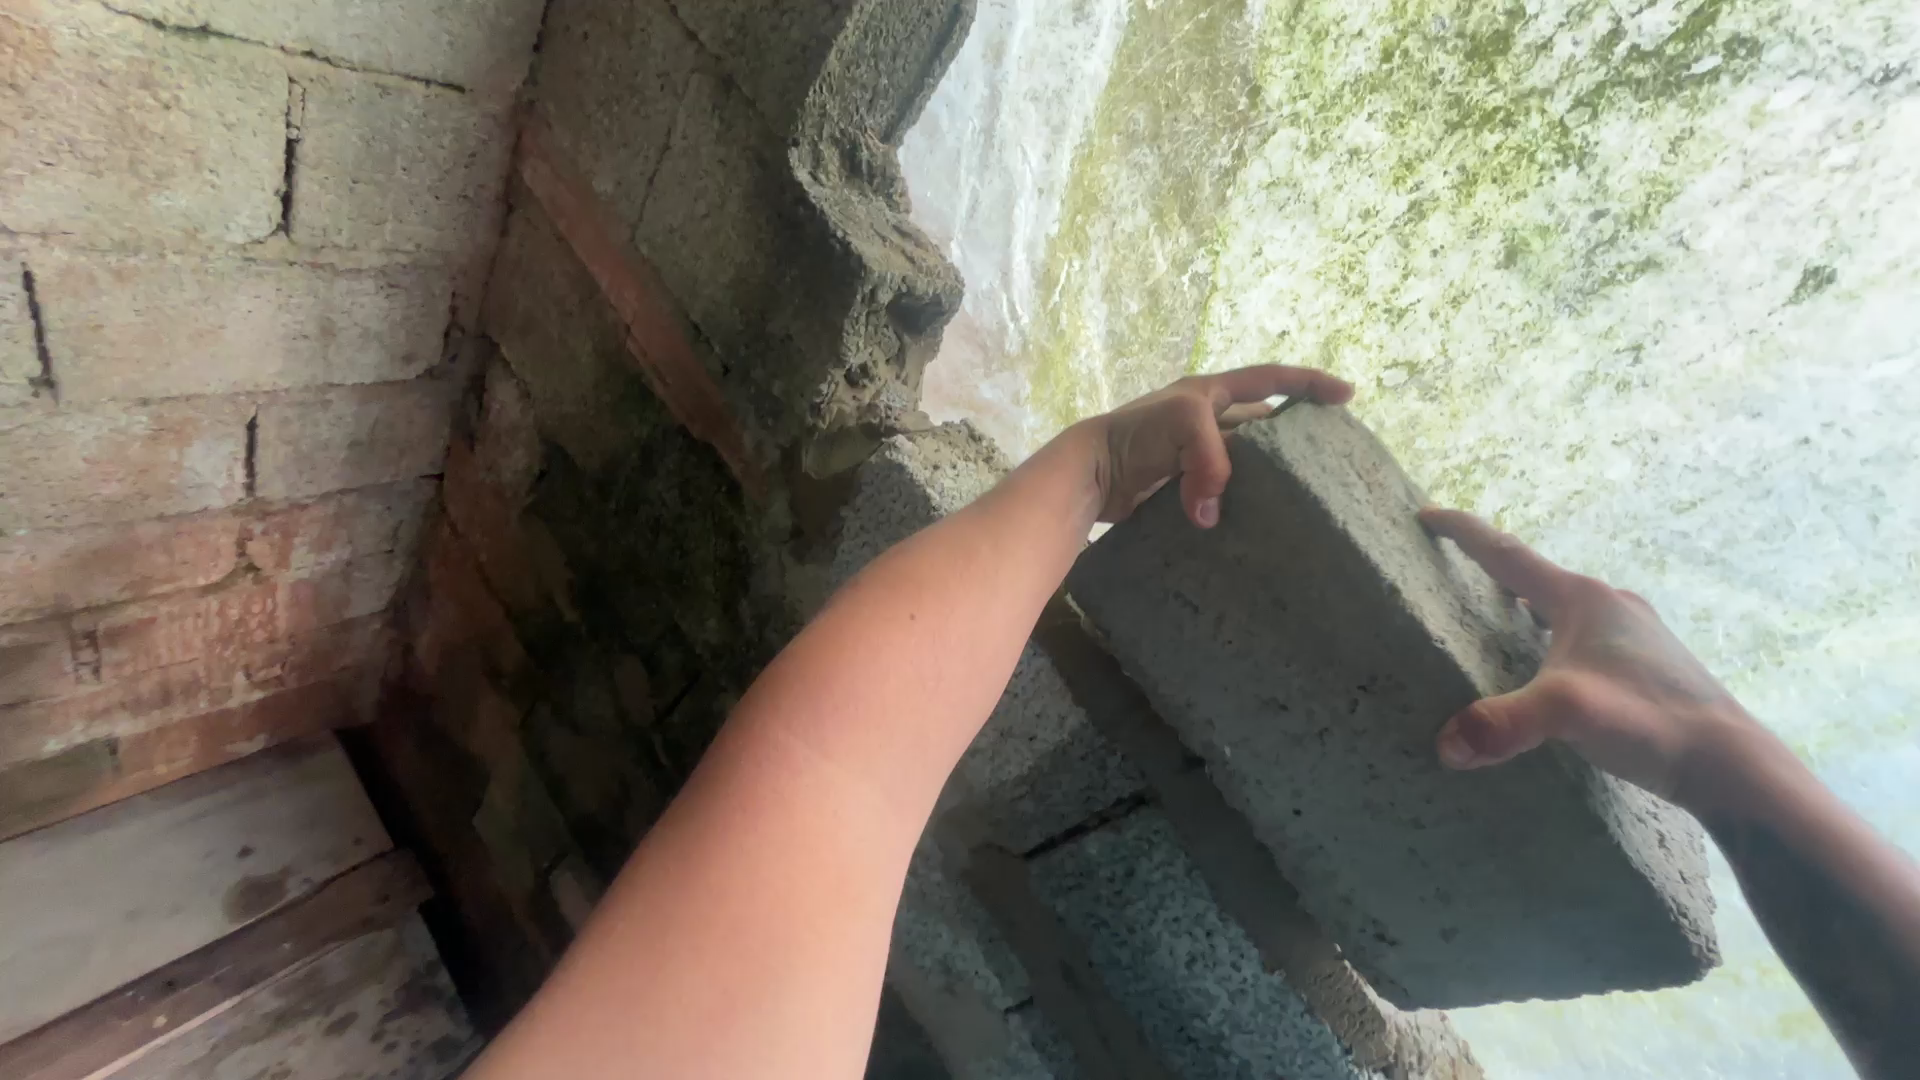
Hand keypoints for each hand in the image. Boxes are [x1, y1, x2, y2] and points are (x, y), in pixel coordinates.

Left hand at [1081, 366, 1353, 526]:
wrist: (1091, 474)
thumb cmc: (1135, 434)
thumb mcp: (1182, 423)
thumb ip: (1211, 459)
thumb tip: (1213, 513)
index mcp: (1208, 394)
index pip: (1268, 380)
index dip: (1308, 385)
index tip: (1347, 396)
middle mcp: (1204, 422)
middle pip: (1260, 427)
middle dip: (1291, 440)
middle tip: (1326, 460)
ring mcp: (1192, 456)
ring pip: (1242, 464)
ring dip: (1265, 478)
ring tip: (1299, 498)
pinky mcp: (1181, 488)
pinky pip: (1219, 493)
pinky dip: (1237, 504)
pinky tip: (1255, 521)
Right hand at [1420, 508, 1760, 805]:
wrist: (1736, 769)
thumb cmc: (1649, 720)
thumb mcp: (1566, 713)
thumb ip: (1500, 724)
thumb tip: (1445, 748)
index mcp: (1582, 598)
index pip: (1505, 552)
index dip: (1462, 530)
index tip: (1425, 514)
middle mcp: (1608, 603)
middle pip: (1532, 573)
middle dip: (1488, 564)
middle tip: (1449, 562)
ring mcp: (1632, 631)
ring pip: (1558, 601)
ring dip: (1520, 597)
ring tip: (1489, 607)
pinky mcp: (1643, 660)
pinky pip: (1577, 629)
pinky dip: (1546, 627)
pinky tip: (1542, 654)